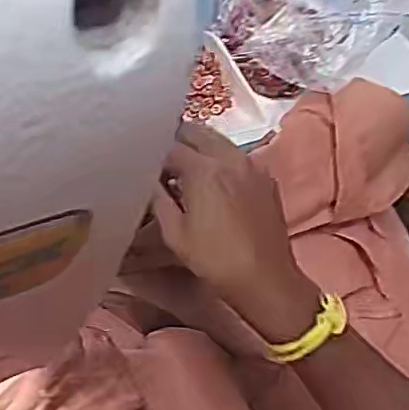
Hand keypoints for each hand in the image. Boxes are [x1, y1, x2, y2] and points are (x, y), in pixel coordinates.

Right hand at [149, 123, 321, 342]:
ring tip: (184, 170)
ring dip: (199, 148)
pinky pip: (236, 156)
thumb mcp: (174, 233)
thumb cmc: (214, 259)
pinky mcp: (265, 178)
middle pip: (196, 131)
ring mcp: (252, 165)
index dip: (152, 156)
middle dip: (176, 141)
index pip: (170, 147)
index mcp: (204, 170)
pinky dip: (219, 160)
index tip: (143, 168)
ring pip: (218, 141)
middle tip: (161, 161)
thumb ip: (158, 199)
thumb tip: (150, 181)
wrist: (264, 278)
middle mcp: (229, 158)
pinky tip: (212, 183)